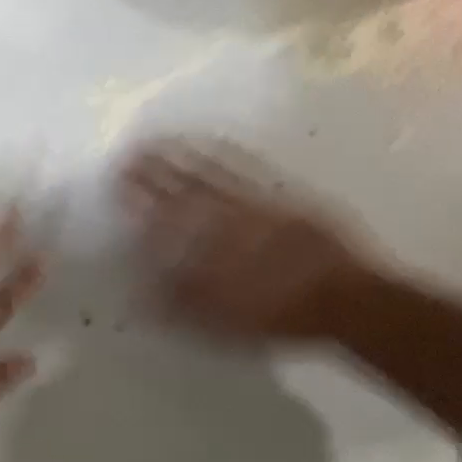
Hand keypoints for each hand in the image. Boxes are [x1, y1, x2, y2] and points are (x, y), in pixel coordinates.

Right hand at [120, 149, 378, 343]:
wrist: (346, 300)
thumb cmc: (277, 318)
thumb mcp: (219, 322)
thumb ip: (176, 302)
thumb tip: (137, 288)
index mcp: (204, 253)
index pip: (161, 220)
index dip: (136, 200)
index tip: (115, 181)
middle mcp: (224, 222)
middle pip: (182, 192)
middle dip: (153, 172)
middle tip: (128, 152)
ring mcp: (254, 204)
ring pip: (210, 176)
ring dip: (182, 156)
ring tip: (159, 139)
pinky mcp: (281, 196)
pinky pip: (247, 169)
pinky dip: (226, 153)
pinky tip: (212, 141)